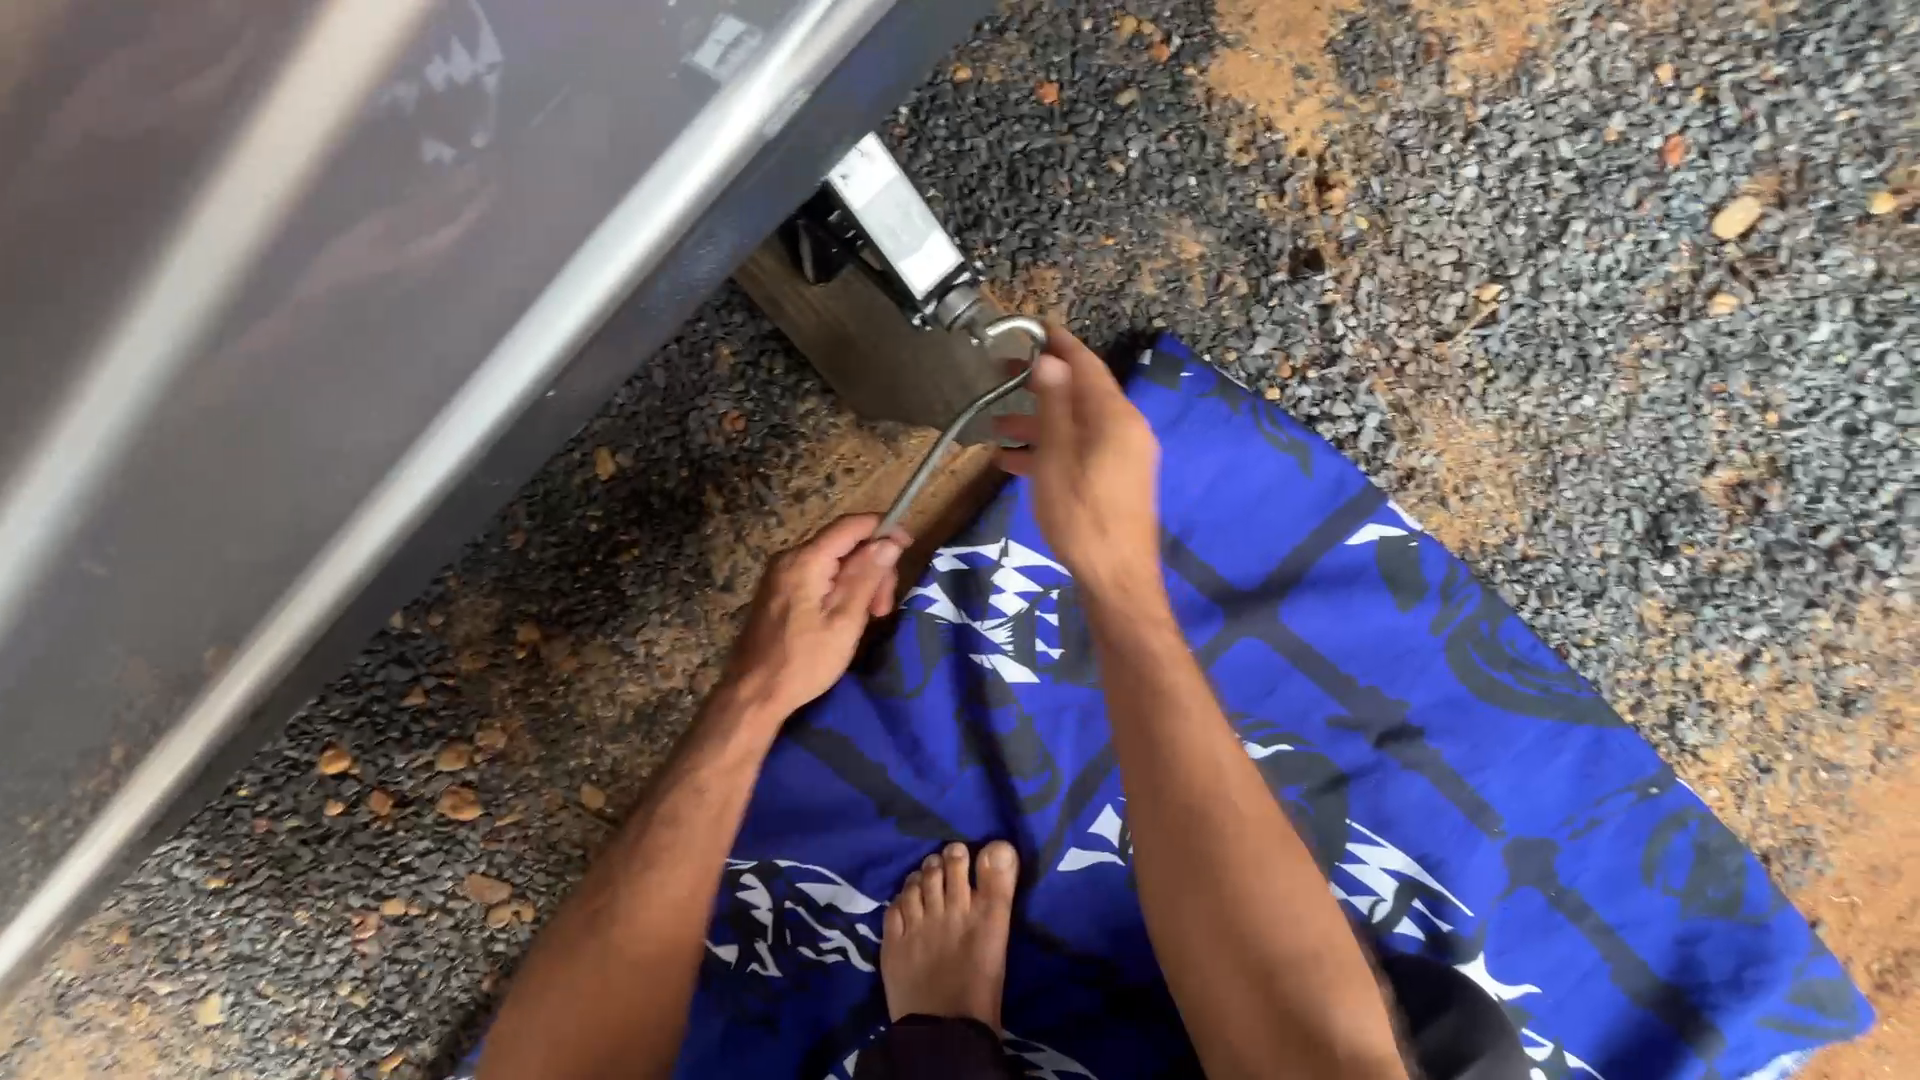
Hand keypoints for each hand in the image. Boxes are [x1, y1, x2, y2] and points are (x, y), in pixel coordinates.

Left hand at [719, 515, 907, 720]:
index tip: (908, 546)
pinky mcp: (779, 591)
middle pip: (843, 544)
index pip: (850, 525)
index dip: (883, 529)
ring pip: (833, 561)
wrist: (754, 693)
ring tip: (870, 617)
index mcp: (805, 560)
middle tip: (883, 607)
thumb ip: (867, 577)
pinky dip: (840, 588)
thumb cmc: (804, 661)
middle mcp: (789, 558)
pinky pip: (818, 575)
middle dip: (872, 567)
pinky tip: (848, 616)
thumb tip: (889, 542)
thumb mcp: (845, 620)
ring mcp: (781, 574)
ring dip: (859, 581)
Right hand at [995, 324, 1162, 599]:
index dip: (1058, 344)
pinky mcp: (1114, 480)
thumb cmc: (1082, 516)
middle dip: (1037, 384)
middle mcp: (1124, 429)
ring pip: (1074, 426)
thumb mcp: (1058, 458)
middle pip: (1078, 394)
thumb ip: (1054, 407)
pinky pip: (1079, 452)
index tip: (1030, 328)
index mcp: (1114, 417)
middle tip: (998, 375)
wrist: (1116, 576)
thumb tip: (1049, 360)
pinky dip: (1049, 450)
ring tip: (994, 425)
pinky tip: (1013, 461)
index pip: (1085, 365)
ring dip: (1036, 423)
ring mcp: (1121, 456)